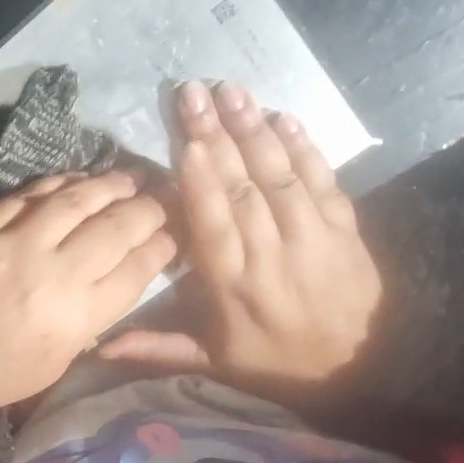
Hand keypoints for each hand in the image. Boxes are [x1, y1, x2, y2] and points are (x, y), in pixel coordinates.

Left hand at [0, 171, 177, 410]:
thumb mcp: (60, 360)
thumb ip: (94, 316)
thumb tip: (122, 273)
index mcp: (77, 317)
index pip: (135, 270)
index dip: (160, 247)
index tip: (171, 235)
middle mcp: (54, 273)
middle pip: (116, 228)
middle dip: (147, 210)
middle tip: (158, 201)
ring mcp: (16, 242)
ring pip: (77, 199)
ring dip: (110, 186)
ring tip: (127, 180)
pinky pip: (32, 193)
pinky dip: (61, 183)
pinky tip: (79, 180)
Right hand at [101, 81, 380, 394]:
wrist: (362, 372)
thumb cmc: (276, 365)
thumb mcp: (214, 363)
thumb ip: (158, 348)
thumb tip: (101, 346)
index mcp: (235, 288)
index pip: (214, 226)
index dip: (200, 183)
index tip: (183, 143)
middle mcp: (273, 256)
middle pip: (243, 189)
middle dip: (217, 138)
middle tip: (194, 92)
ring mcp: (313, 237)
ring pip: (281, 176)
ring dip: (254, 130)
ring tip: (231, 90)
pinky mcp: (345, 228)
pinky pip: (324, 181)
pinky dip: (305, 147)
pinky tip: (284, 116)